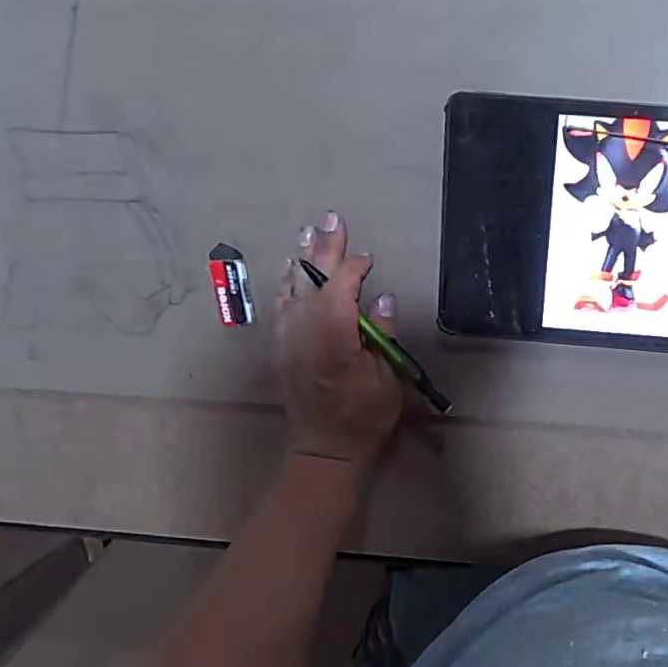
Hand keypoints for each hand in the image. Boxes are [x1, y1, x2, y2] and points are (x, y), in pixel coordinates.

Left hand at [274, 211, 403, 464]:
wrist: (325, 448)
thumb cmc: (364, 415)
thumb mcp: (387, 378)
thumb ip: (383, 333)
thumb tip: (382, 298)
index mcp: (335, 337)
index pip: (342, 286)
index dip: (354, 267)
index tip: (368, 261)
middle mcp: (306, 330)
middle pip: (314, 279)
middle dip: (325, 247)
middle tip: (332, 219)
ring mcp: (289, 337)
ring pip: (292, 287)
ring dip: (303, 258)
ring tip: (309, 232)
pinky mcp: (281, 346)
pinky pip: (280, 305)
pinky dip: (286, 282)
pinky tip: (289, 267)